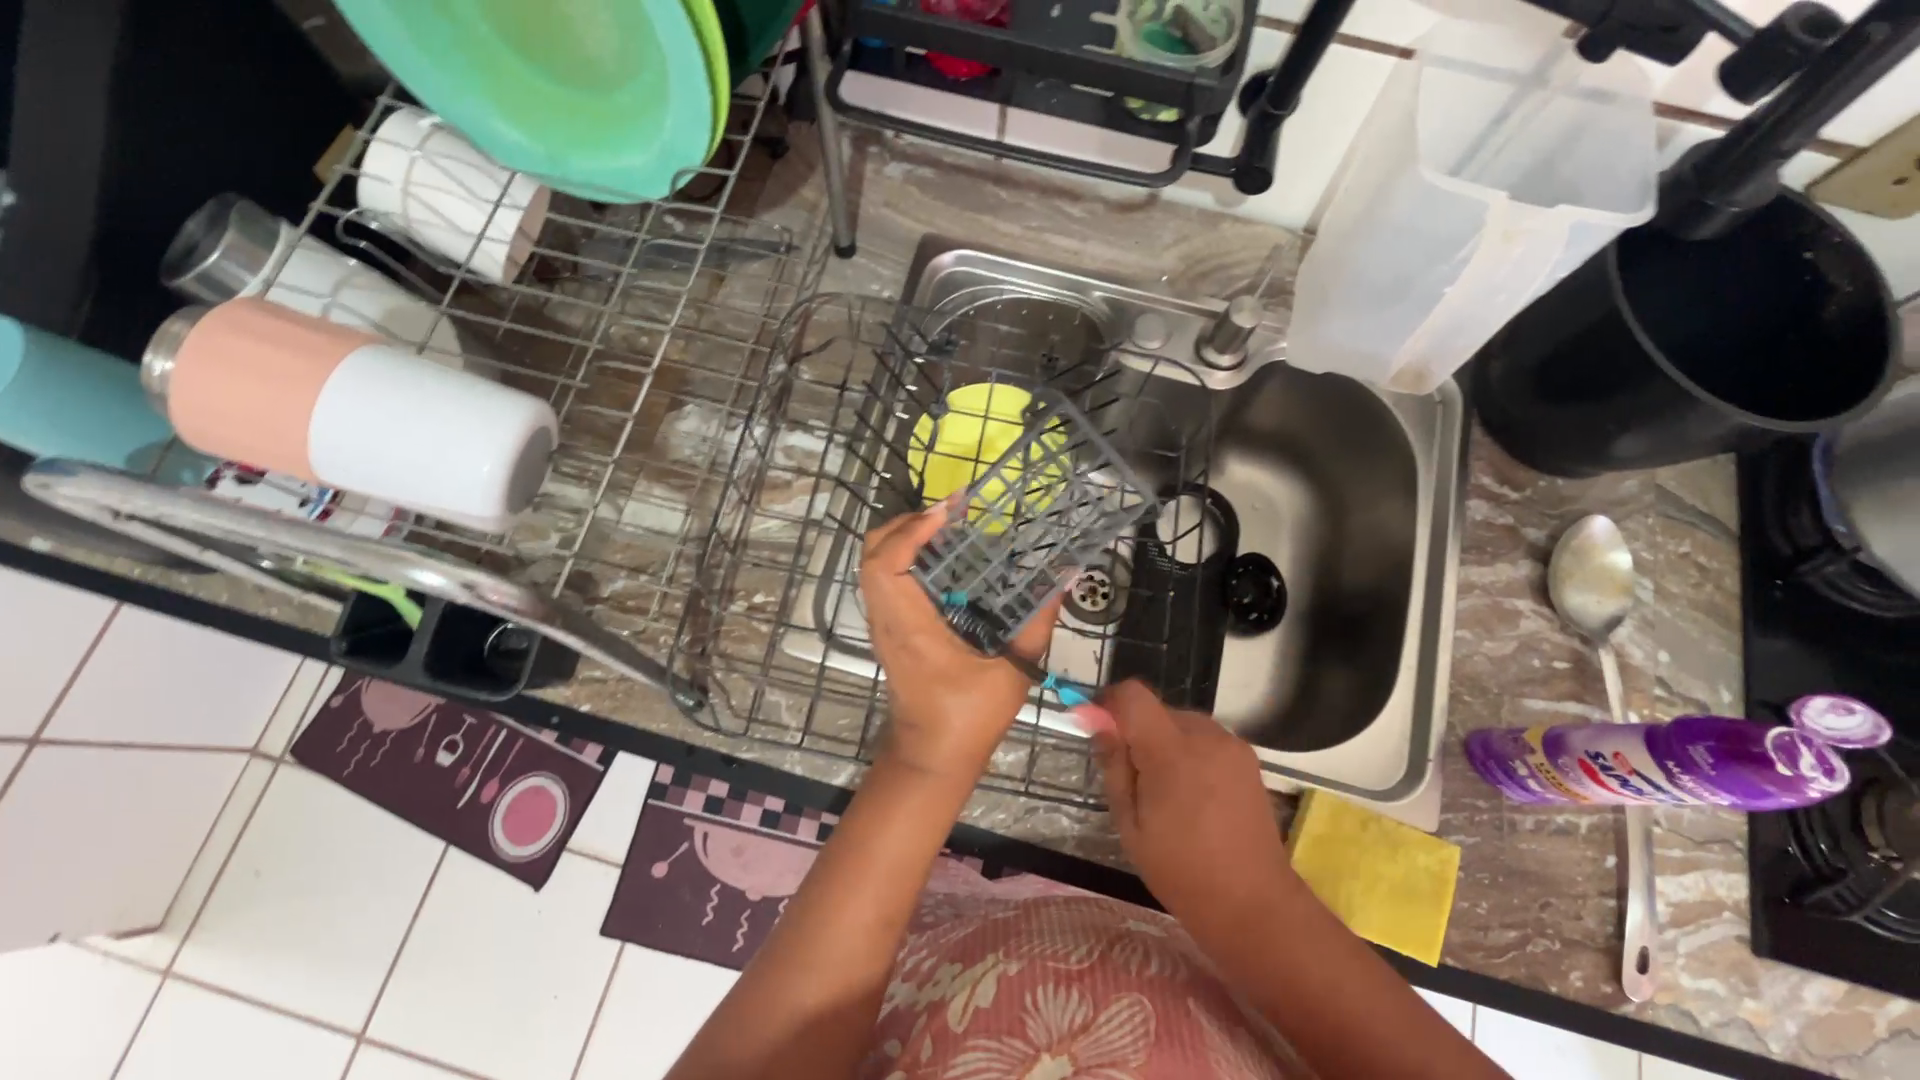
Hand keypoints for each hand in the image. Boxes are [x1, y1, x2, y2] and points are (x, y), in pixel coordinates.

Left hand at [860, 501, 1060, 783]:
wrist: (931, 756)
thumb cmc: (967, 719)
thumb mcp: (1010, 674)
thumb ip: (1036, 625)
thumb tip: (1062, 580)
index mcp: (909, 628)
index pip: (887, 564)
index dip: (911, 530)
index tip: (948, 511)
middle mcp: (887, 620)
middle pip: (871, 554)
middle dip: (905, 523)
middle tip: (949, 513)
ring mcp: (883, 625)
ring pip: (874, 565)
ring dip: (904, 537)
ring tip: (948, 527)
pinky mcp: (889, 630)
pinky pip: (885, 580)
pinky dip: (905, 557)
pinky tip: (943, 558)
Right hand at [1076, 680, 1299, 934]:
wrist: (1252, 902)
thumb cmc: (1180, 870)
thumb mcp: (1130, 824)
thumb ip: (1114, 766)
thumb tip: (1098, 724)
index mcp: (1172, 752)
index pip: (1132, 695)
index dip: (1108, 703)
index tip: (1096, 729)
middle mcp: (1206, 736)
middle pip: (1157, 710)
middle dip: (1137, 731)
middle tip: (1130, 778)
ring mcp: (1232, 746)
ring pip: (1181, 723)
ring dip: (1164, 742)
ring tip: (1163, 792)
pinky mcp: (1249, 759)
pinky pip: (1206, 740)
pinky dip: (1189, 753)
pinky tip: (1192, 795)